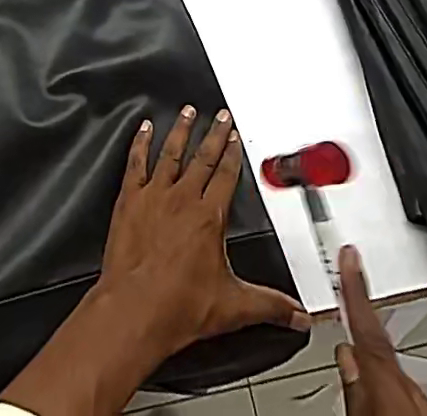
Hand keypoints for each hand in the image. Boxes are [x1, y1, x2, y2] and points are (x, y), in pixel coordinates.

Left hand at [0, 108, 310, 415]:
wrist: (136, 310)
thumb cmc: (178, 306)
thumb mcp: (233, 307)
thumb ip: (269, 305)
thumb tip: (297, 315)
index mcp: (208, 217)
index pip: (226, 176)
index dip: (233, 154)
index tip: (235, 138)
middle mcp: (182, 199)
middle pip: (203, 157)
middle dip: (215, 134)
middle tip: (221, 115)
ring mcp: (154, 196)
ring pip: (171, 153)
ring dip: (181, 130)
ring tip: (188, 111)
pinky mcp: (129, 200)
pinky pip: (136, 163)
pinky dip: (140, 143)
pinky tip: (143, 128)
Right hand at [335, 245, 426, 415]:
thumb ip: (353, 390)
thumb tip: (345, 355)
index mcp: (390, 388)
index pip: (367, 327)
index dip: (355, 287)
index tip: (349, 255)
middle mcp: (415, 396)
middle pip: (382, 352)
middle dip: (362, 330)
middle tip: (347, 299)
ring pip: (397, 378)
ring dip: (378, 370)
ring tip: (360, 381)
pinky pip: (411, 399)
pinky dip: (394, 396)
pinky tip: (386, 404)